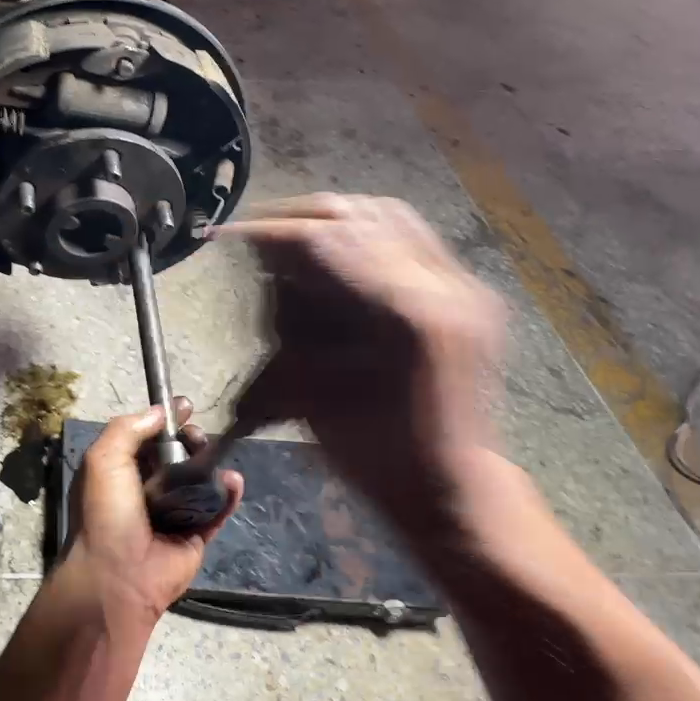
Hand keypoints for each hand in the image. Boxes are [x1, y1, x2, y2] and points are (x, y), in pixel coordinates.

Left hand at [64, 398, 242, 623]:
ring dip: (210, 463)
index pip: (146, 439)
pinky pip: (216, 511)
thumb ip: (127, 429)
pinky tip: (233, 479)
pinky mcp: (195, 537)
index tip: (185, 407)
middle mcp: (145, 491)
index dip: (164, 421)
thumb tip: (158, 412)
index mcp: (118, 473)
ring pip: (199, 481)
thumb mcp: (103, 459)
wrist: (118, 577)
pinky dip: (227, 494)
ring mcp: (172, 514)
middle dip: (190, 440)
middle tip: (198, 435)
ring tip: (214, 453)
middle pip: (176, 456)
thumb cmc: (106, 512)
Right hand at [219, 194, 503, 522]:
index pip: (326, 241)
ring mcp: (464, 288)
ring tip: (293, 237)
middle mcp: (443, 289)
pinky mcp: (469, 293)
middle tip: (257, 235)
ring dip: (332, 219)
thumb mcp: (310, 390)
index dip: (271, 232)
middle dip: (296, 218)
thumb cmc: (372, 454)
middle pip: (357, 215)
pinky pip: (412, 236)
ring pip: (387, 214)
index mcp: (404, 319)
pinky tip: (337, 251)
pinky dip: (365, 232)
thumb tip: (268, 262)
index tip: (231, 236)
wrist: (449, 486)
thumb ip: (292, 319)